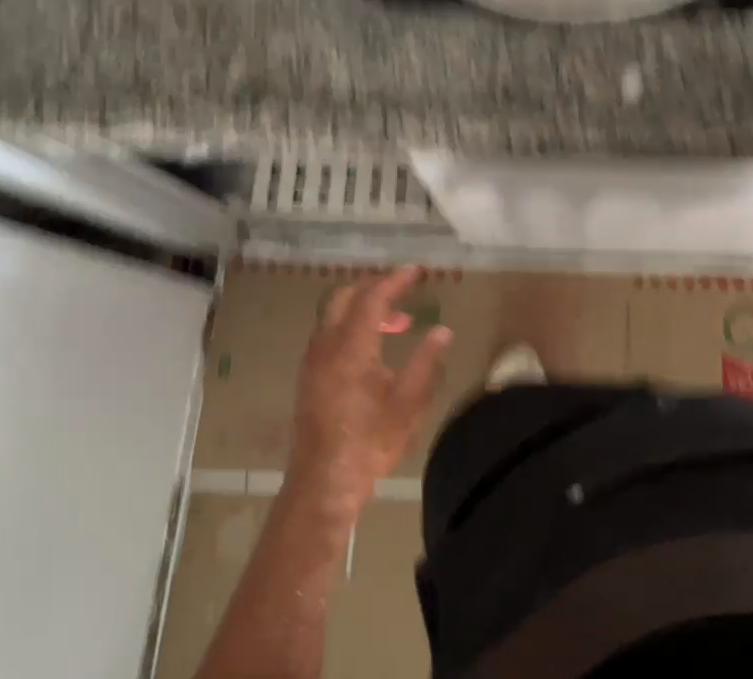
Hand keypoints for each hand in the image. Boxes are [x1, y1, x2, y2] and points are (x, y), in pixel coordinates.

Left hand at [290, 266, 451, 510]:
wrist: (324, 481)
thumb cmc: (370, 442)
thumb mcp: (408, 403)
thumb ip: (425, 362)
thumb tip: (442, 331)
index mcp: (351, 347)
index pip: (373, 298)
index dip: (396, 279)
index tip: (418, 270)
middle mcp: (326, 345)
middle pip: (346, 296)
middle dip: (376, 287)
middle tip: (405, 290)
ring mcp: (313, 361)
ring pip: (334, 315)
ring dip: (364, 308)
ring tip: (398, 323)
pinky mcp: (310, 376)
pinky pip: (329, 333)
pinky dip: (352, 326)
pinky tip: (373, 349)